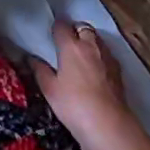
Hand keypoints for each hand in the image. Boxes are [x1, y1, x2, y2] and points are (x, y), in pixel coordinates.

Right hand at [31, 21, 135, 139]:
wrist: (108, 123)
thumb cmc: (73, 104)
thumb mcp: (49, 89)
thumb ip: (40, 70)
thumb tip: (31, 58)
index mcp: (71, 46)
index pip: (62, 26)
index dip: (56, 28)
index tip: (51, 34)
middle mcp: (91, 45)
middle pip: (83, 27)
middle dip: (75, 30)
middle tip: (66, 44)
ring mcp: (107, 56)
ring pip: (97, 39)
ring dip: (88, 41)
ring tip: (80, 56)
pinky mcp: (118, 69)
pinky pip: (106, 53)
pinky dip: (99, 55)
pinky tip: (95, 70)